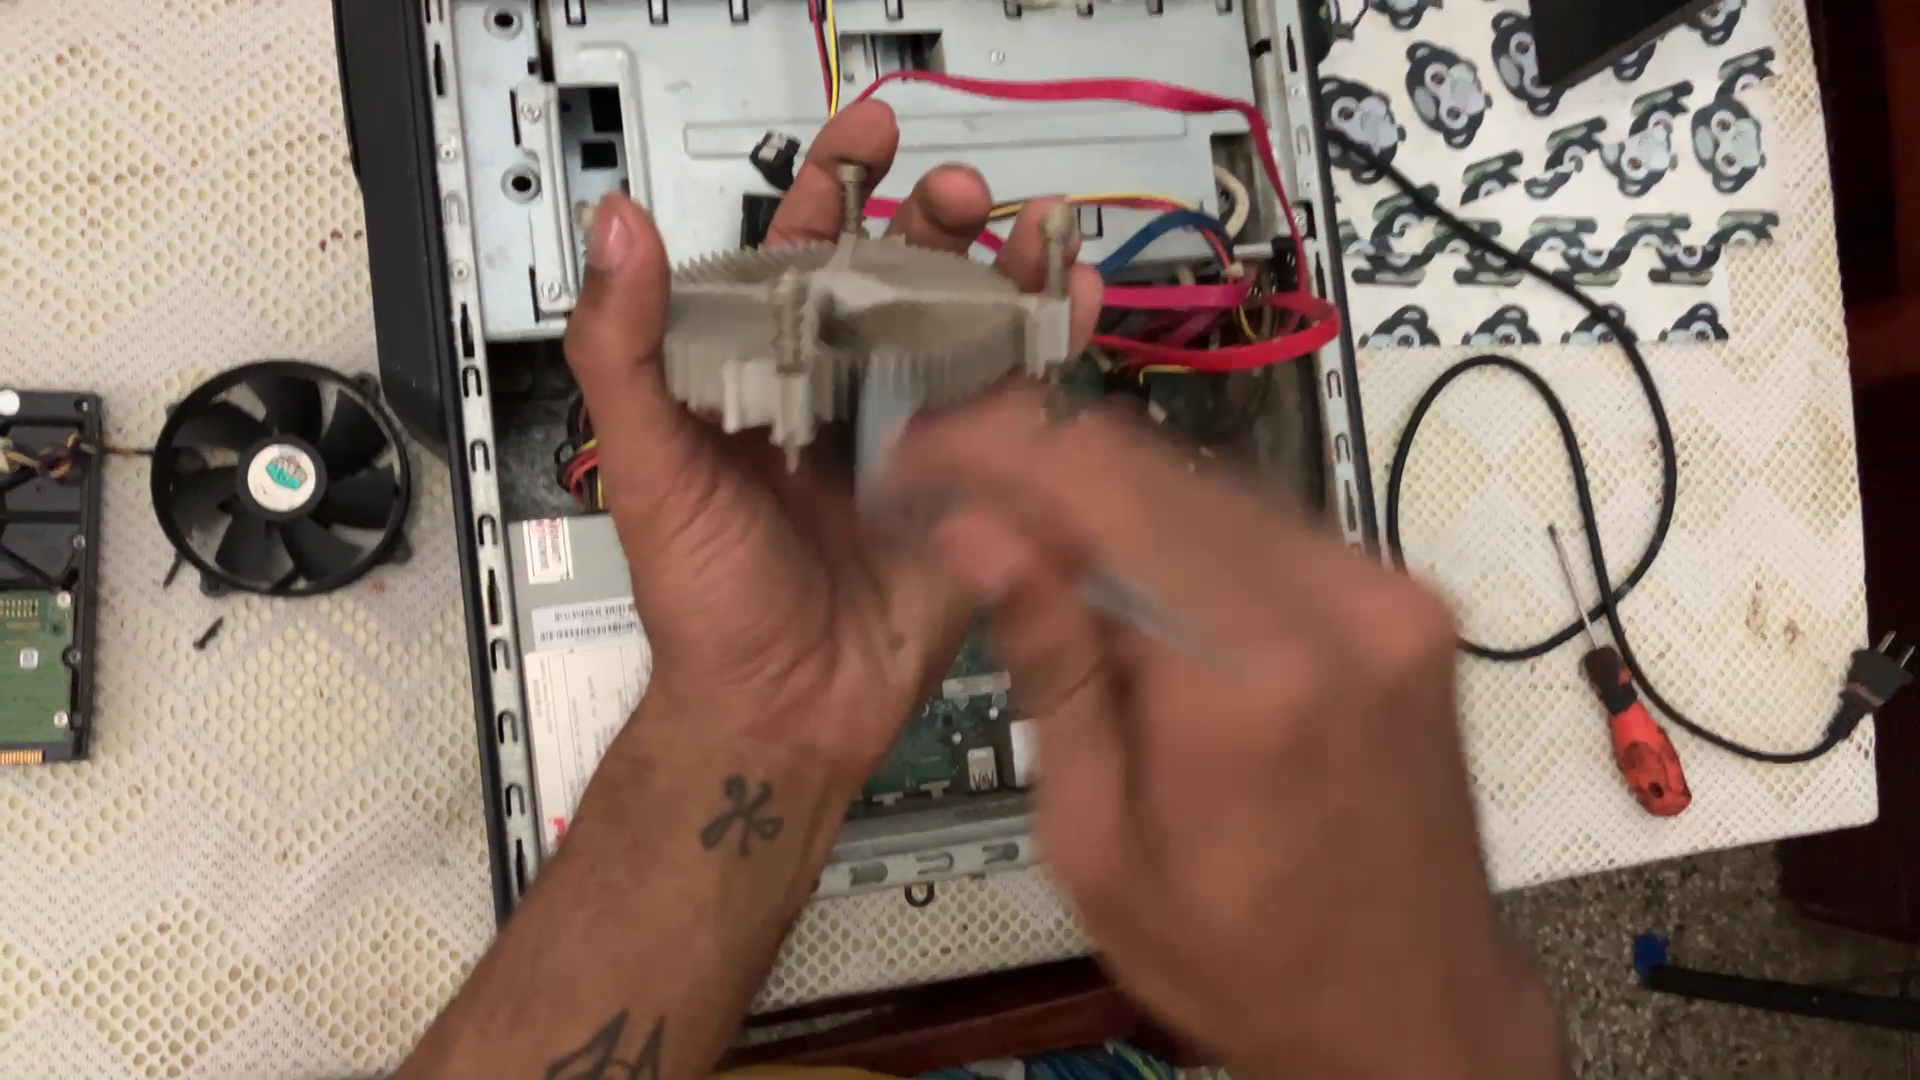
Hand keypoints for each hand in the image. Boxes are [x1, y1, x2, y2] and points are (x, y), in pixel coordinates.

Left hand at [563, 102, 1101, 789]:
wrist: (788, 703)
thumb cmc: (710, 596)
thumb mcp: (651, 472)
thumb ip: (628, 353)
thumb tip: (619, 227)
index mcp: (771, 378)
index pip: (805, 260)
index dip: (836, 189)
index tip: (870, 137)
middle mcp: (847, 395)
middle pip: (902, 284)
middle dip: (935, 224)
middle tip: (964, 193)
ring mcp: (916, 438)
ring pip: (968, 332)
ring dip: (1005, 272)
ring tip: (1037, 227)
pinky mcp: (970, 486)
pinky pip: (1015, 408)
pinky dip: (1046, 352)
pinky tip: (1073, 304)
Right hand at [878, 388, 1563, 1078]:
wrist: (1415, 1015)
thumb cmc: (1232, 956)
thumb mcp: (1094, 839)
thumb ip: (1048, 666)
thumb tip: (976, 533)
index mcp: (1244, 678)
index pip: (1101, 490)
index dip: (998, 448)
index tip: (924, 450)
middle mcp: (1334, 602)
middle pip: (1150, 466)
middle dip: (1036, 461)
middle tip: (956, 485)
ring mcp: (1382, 588)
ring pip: (1199, 481)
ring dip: (1097, 494)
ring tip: (1023, 533)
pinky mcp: (1397, 596)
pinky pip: (1251, 522)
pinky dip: (1165, 529)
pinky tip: (1119, 573)